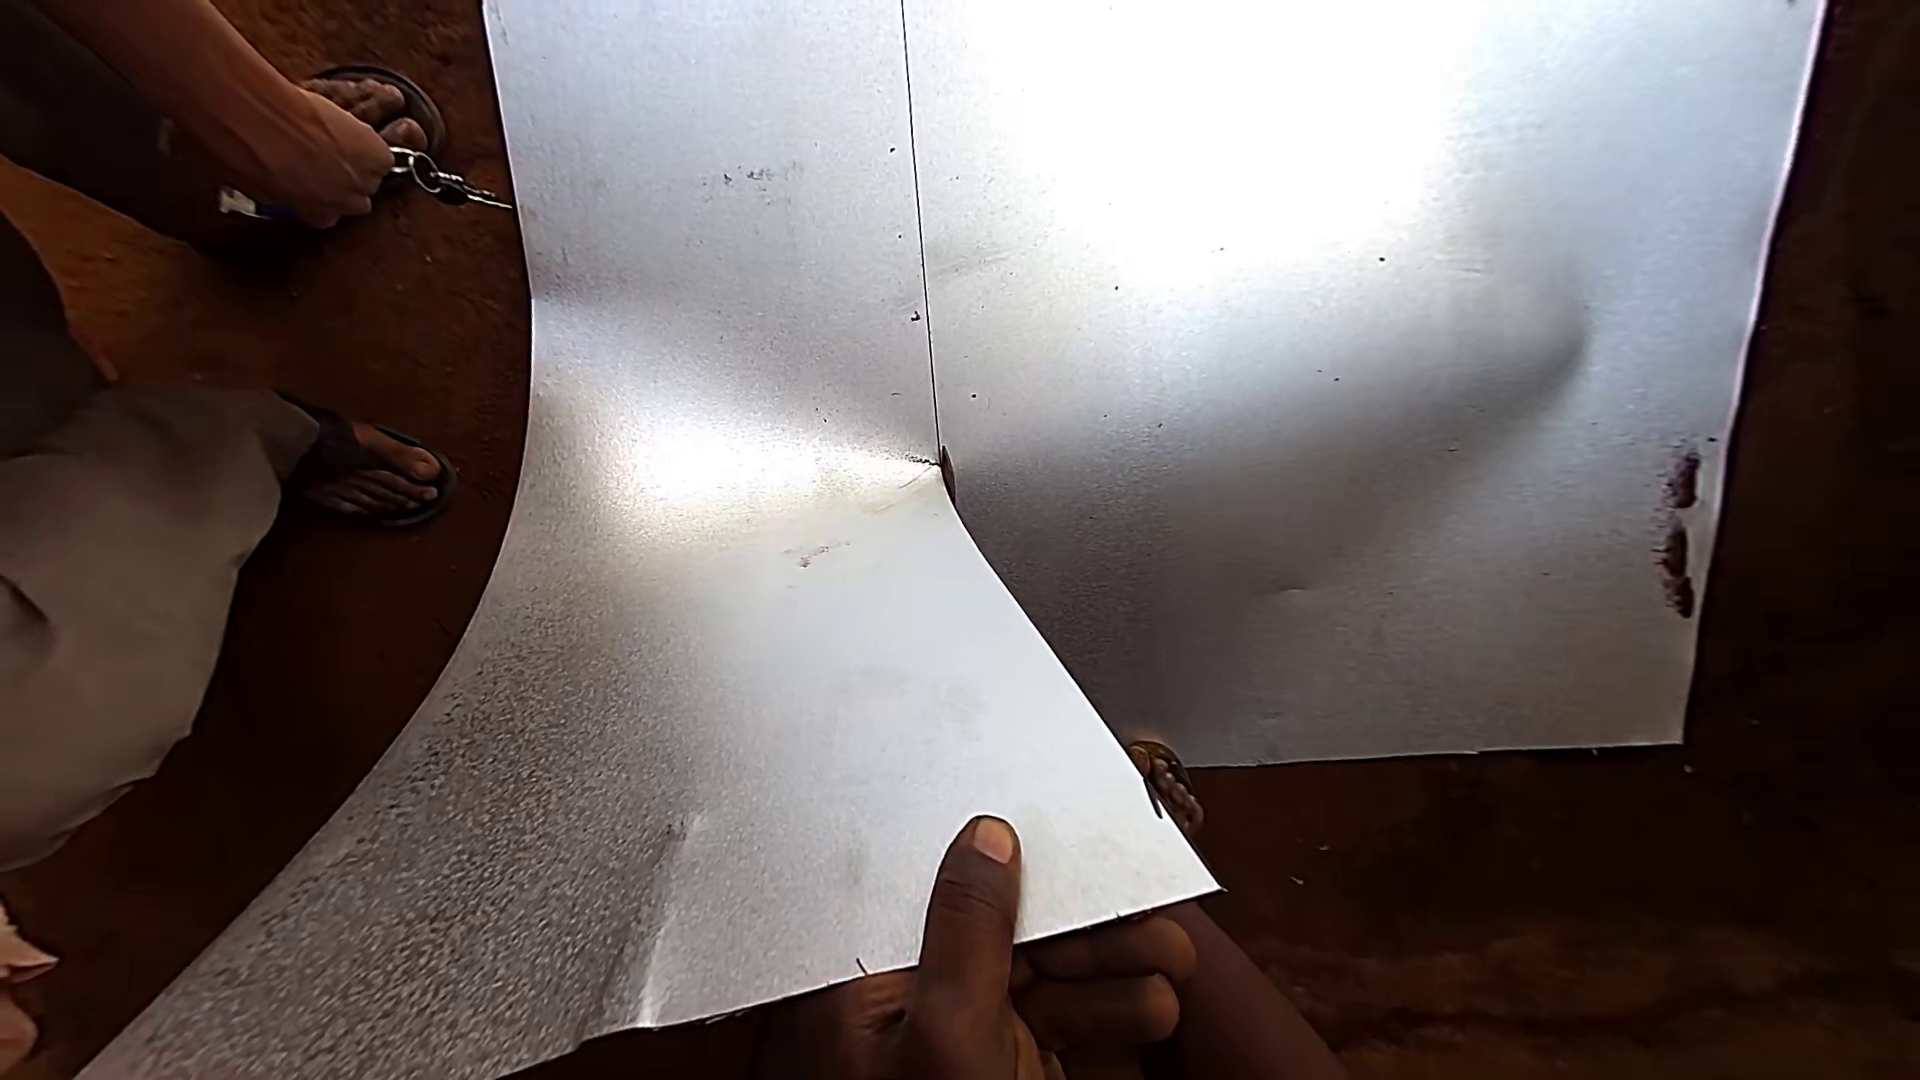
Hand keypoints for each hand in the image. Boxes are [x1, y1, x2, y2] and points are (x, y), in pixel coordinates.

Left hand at [227, 86, 395, 227]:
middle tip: (315, 158)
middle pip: (355, 199)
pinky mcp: (379, 158)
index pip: (326, 215)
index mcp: (315, 214)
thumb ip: (265, 190)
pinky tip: (345, 130)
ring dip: (354, 163)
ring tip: (327, 138)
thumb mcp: (236, 176)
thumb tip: (263, 186)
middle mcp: (346, 204)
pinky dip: (368, 144)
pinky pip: (381, 156)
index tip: (300, 183)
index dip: (314, 196)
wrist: (243, 107)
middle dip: (339, 183)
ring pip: (370, 177)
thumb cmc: (231, 142)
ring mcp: (366, 182)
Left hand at [757, 817, 1193, 1078]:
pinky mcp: (1000, 1063)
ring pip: (1037, 969)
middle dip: (1076, 915)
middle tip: (1137, 895)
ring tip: (1168, 953)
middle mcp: (909, 992)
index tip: (1044, 820)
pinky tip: (1150, 1002)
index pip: (928, 879)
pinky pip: (1055, 1017)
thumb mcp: (942, 1036)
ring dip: (1107, 962)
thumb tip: (986, 834)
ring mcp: (957, 1029)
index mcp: (863, 975)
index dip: (987, 846)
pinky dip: (1103, 1011)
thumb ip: (963, 929)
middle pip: (998, 922)